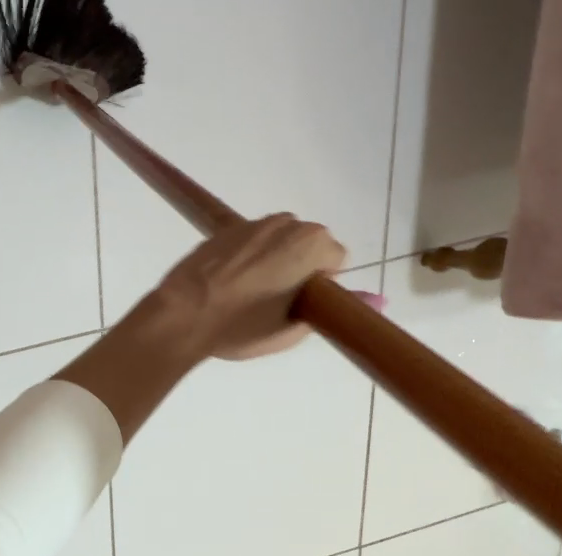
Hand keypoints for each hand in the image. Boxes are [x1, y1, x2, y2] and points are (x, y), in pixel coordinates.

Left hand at [146, 213, 346, 359]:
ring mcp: (251, 224)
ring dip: (268, 264)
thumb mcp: (292, 327)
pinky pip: (245, 246)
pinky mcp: (221, 232)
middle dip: (294, 270)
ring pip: (274, 244)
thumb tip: (381, 300)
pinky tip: (224, 287)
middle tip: (267, 305)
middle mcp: (287, 223)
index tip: (294, 307)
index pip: (336, 260)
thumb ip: (340, 308)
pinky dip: (242, 262)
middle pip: (305, 247)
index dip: (318, 287)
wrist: (179, 316)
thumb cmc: (240, 326)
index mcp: (313, 241)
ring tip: (243, 298)